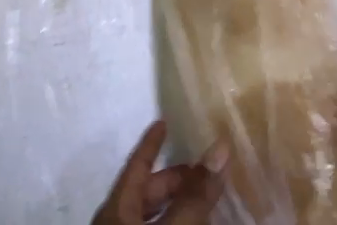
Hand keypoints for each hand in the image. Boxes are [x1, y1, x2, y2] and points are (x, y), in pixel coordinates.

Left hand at [92, 120, 226, 224]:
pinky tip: (195, 220)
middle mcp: (116, 221)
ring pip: (155, 214)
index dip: (151, 142)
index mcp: (116, 207)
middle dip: (177, 177)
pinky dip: (176, 220)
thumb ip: (193, 193)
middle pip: (148, 190)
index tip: (163, 120)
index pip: (135, 164)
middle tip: (206, 169)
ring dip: (179, 203)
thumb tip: (221, 146)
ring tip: (206, 195)